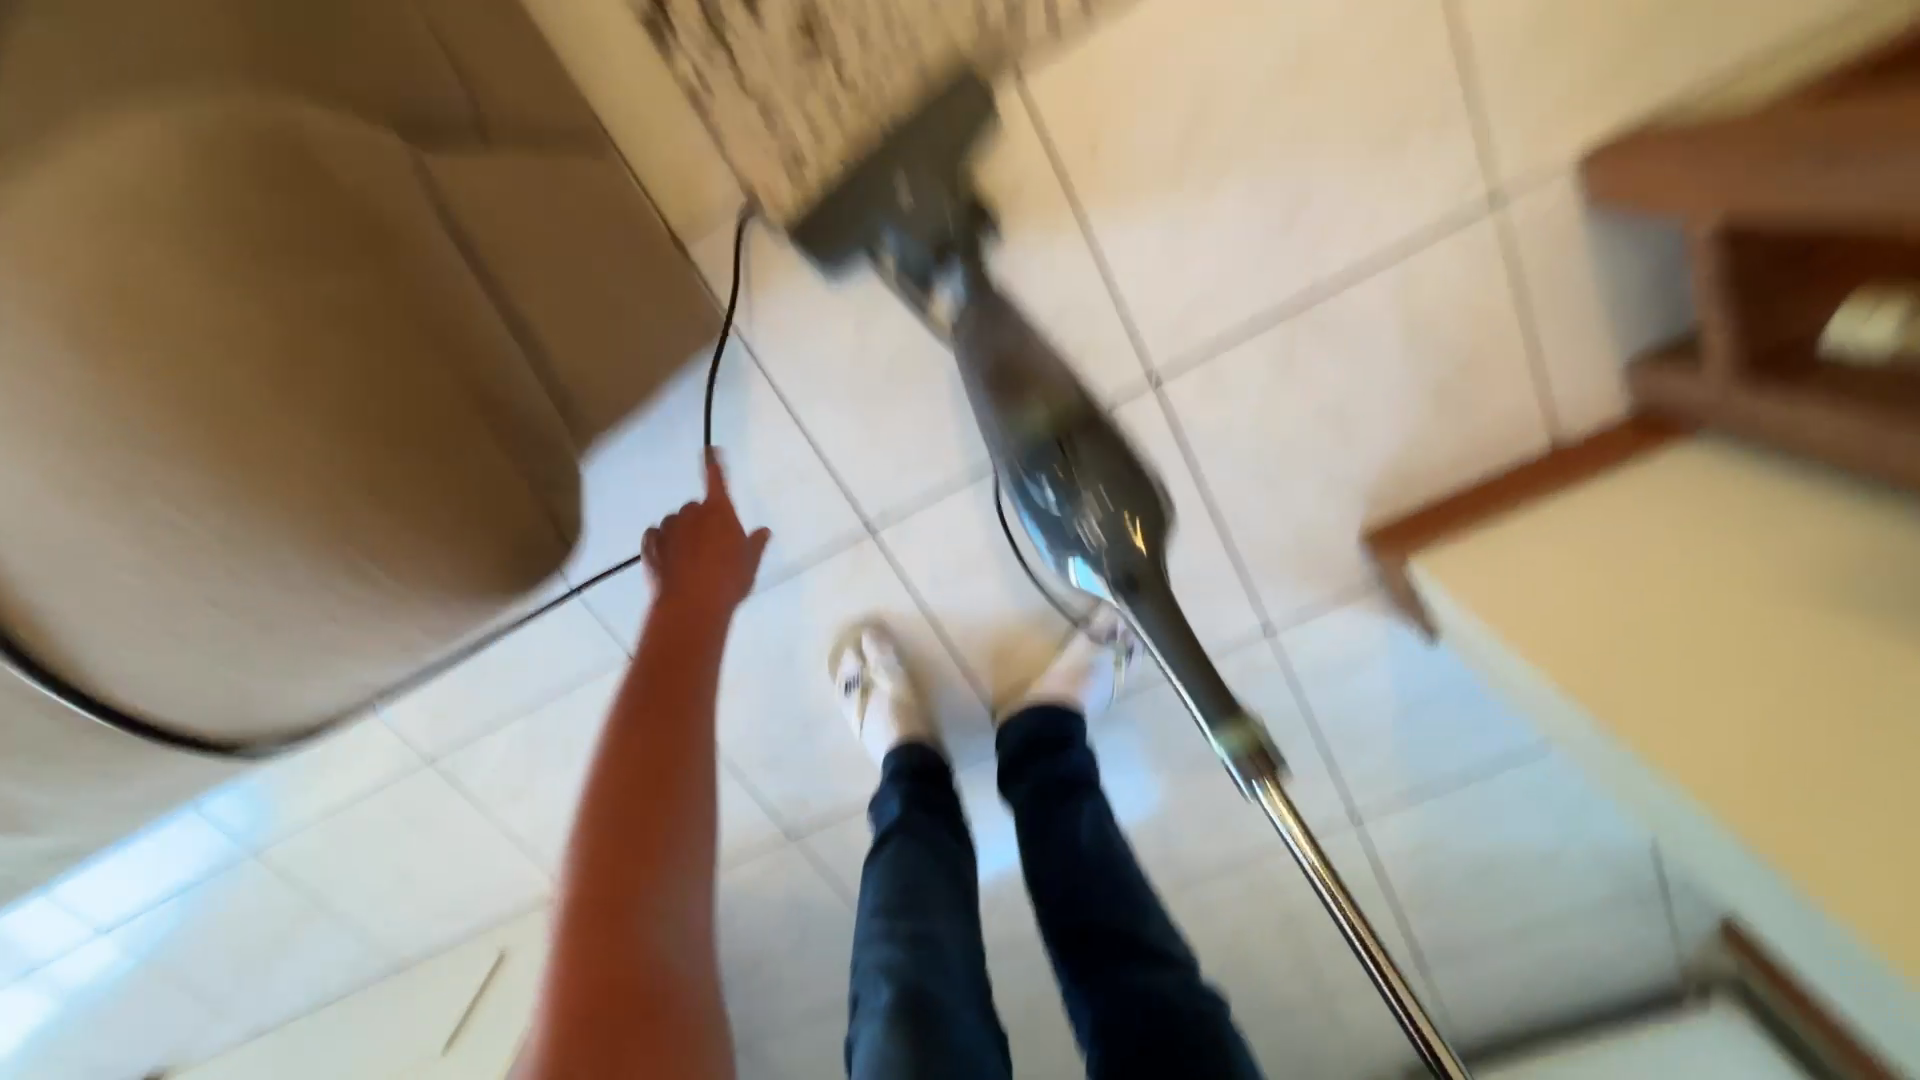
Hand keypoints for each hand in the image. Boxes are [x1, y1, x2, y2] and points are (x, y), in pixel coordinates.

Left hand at [642, 450, 772, 614]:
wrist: (691, 605)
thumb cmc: (729, 580)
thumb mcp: (751, 562)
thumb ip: (756, 544)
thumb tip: (763, 531)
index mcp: (719, 511)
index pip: (716, 478)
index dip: (714, 463)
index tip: (710, 449)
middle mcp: (691, 513)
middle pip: (696, 507)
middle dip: (701, 520)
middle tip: (711, 545)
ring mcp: (668, 528)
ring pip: (675, 523)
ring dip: (681, 532)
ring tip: (691, 559)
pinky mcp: (650, 546)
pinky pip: (656, 536)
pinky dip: (662, 542)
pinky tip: (671, 561)